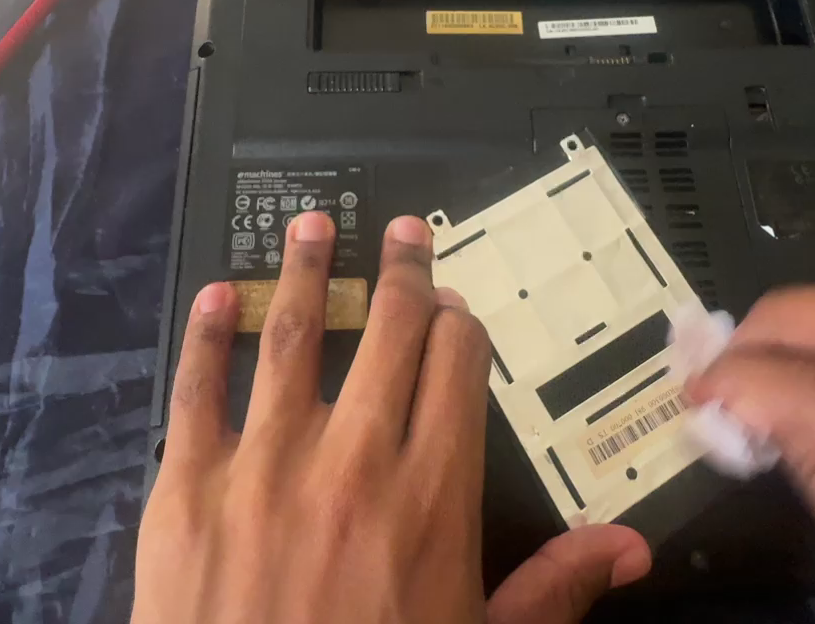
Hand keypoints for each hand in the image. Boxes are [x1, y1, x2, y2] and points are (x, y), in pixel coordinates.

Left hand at [133, 212, 651, 623]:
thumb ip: (553, 589)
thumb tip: (628, 549)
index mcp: (429, 495)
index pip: (455, 364)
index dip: (457, 324)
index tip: (451, 307)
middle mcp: (352, 461)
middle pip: (386, 331)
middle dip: (399, 273)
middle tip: (400, 232)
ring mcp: (264, 466)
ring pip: (291, 337)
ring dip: (304, 273)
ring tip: (313, 227)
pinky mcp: (186, 488)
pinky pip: (196, 392)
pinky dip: (206, 336)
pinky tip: (217, 295)